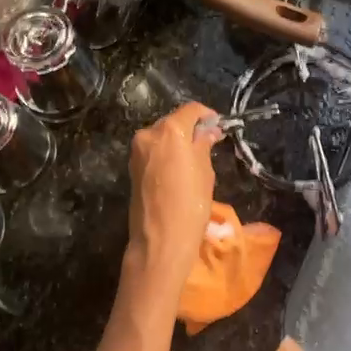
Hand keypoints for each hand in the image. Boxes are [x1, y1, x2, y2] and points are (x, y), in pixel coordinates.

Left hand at [126, 101, 223, 287]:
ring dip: (178, 141)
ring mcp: (137, 152)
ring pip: (162, 136)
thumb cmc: (191, 203)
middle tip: (209, 141)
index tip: (218, 125)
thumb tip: (208, 131)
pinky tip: (179, 168)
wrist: (160, 240)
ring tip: (196, 156)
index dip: (207, 115)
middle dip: (191, 128)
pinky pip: (153, 151)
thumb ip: (204, 144)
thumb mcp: (204, 170)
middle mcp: (149, 134)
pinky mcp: (132, 168)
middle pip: (173, 121)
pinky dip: (167, 153)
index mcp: (170, 130)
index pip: (191, 110)